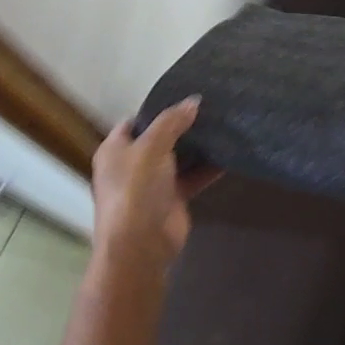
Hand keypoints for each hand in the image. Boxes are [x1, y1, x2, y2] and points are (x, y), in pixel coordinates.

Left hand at [90, 97, 220, 267]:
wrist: (141, 244)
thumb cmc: (137, 189)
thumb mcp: (151, 146)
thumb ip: (172, 122)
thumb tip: (194, 100)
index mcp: (115, 149)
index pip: (134, 121)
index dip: (157, 110)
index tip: (185, 100)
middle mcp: (131, 164)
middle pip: (159, 139)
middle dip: (182, 127)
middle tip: (210, 110)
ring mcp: (152, 183)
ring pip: (178, 158)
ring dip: (197, 147)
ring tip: (223, 127)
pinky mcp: (172, 199)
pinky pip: (192, 178)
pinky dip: (208, 169)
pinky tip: (228, 155)